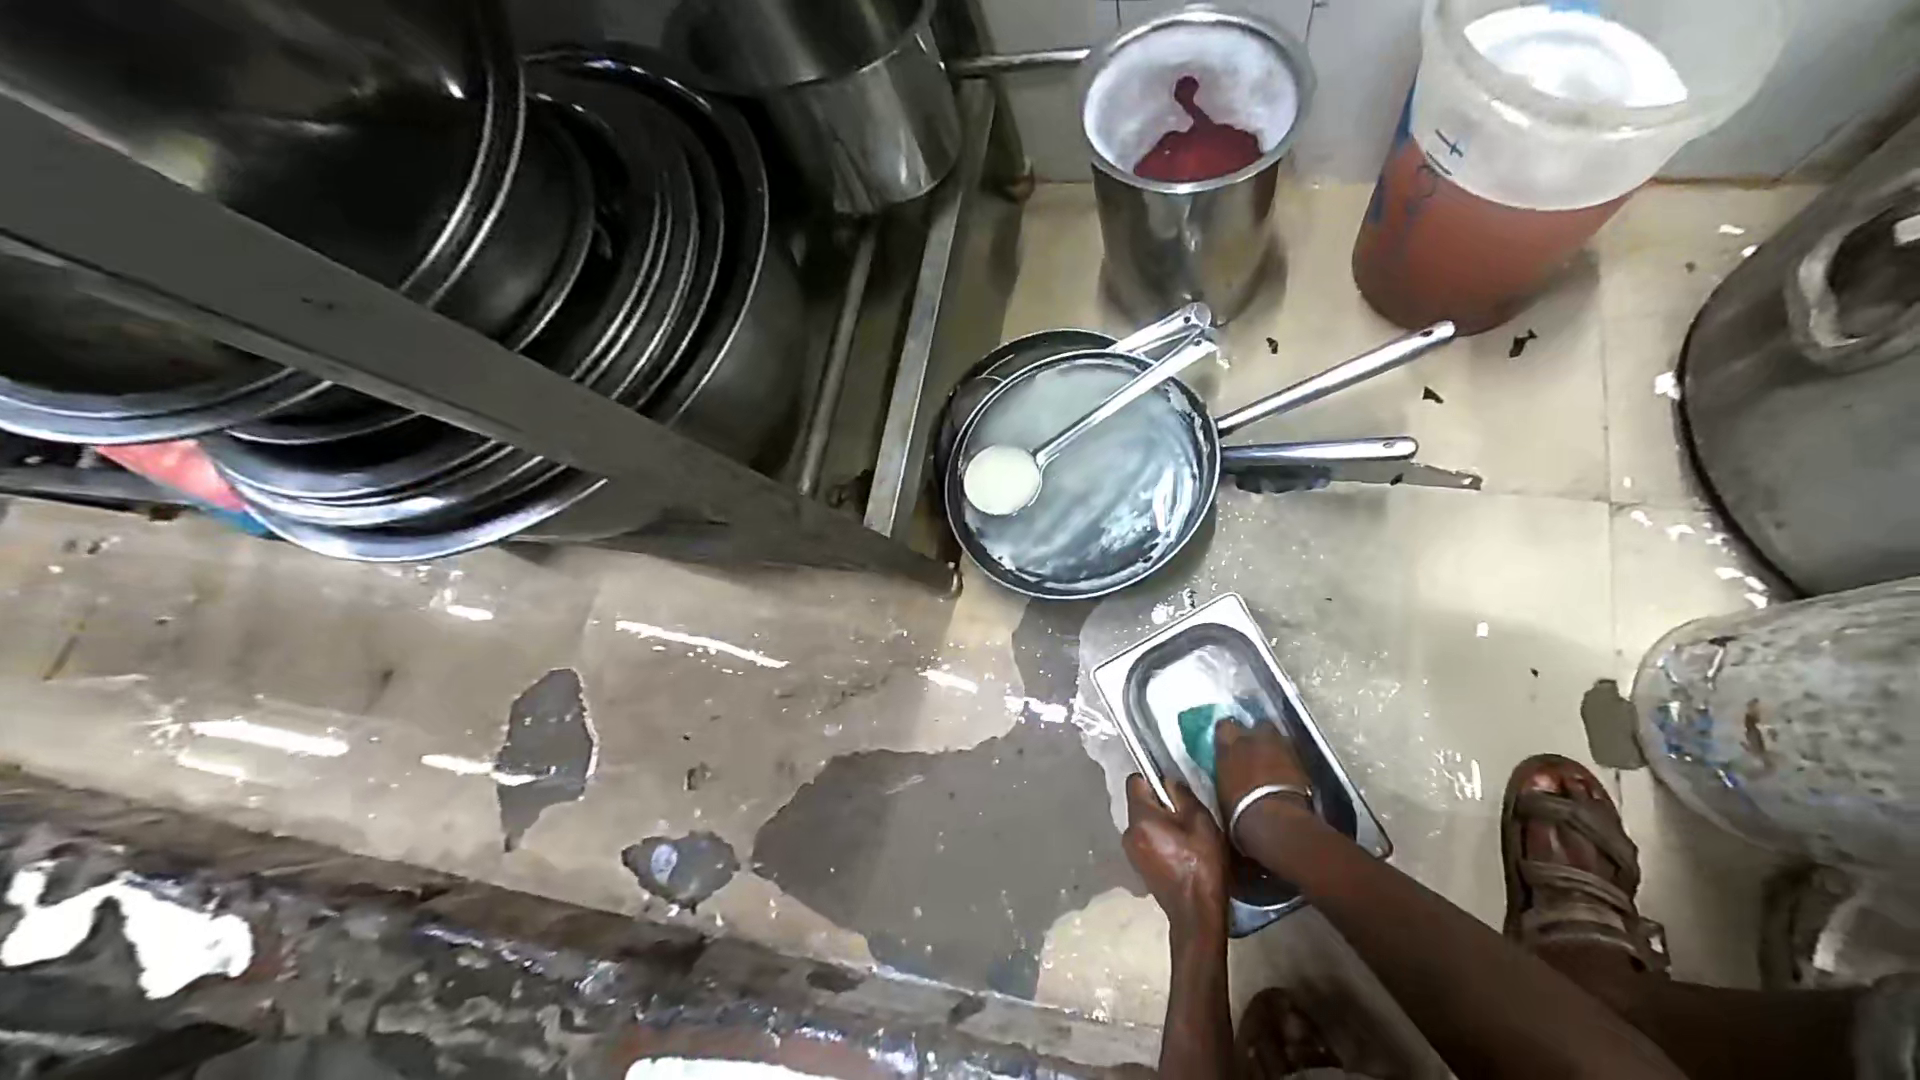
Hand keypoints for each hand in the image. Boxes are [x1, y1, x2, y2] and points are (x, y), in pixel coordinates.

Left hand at [1123, 775, 1228, 935]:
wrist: (1196, 914)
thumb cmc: (1201, 864)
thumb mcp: (1200, 821)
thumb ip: (1181, 794)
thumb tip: (1167, 781)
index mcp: (1139, 818)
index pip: (1134, 781)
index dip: (1152, 779)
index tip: (1171, 790)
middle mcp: (1127, 831)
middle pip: (1139, 803)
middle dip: (1158, 804)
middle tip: (1184, 817)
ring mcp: (1130, 851)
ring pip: (1143, 823)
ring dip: (1159, 823)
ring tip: (1184, 838)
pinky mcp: (1137, 865)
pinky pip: (1145, 840)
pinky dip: (1158, 840)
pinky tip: (1178, 854)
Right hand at [1214, 721, 1314, 826]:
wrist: (1274, 820)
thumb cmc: (1238, 808)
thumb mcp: (1221, 786)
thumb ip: (1225, 768)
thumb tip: (1228, 768)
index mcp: (1228, 742)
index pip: (1225, 725)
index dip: (1228, 734)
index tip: (1228, 743)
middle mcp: (1253, 736)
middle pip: (1256, 725)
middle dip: (1256, 735)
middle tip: (1253, 750)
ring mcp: (1280, 745)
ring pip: (1278, 736)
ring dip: (1274, 746)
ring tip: (1273, 760)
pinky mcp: (1301, 759)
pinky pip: (1292, 752)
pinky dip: (1288, 759)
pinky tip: (1286, 772)